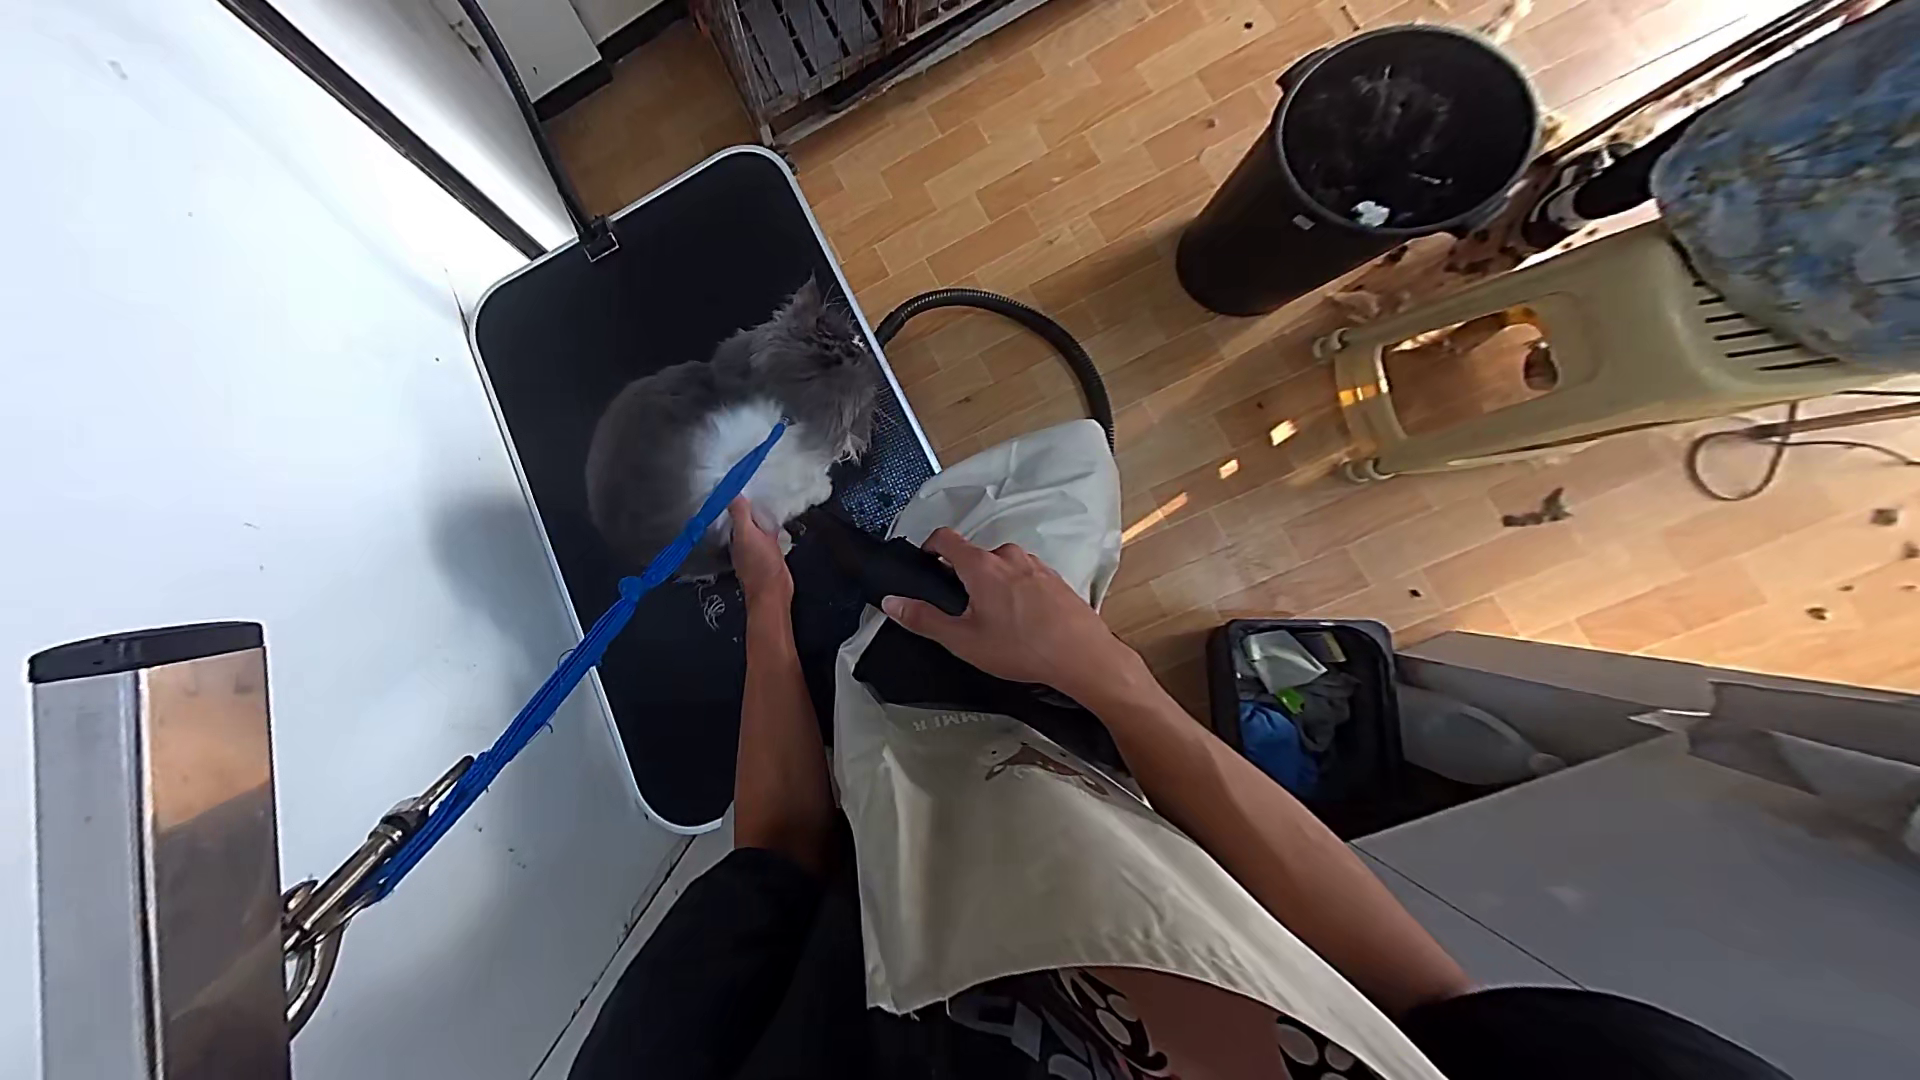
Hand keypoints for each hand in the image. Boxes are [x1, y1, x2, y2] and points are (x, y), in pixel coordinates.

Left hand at [728, 497, 792, 610]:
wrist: (774, 590)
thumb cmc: (760, 563)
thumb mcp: (748, 534)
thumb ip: (740, 514)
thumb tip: (731, 492)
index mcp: (736, 536)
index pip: (735, 513)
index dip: (739, 500)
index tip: (746, 482)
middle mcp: (744, 541)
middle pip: (747, 520)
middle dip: (752, 506)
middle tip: (764, 486)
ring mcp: (758, 549)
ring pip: (759, 527)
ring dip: (763, 516)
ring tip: (773, 499)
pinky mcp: (771, 554)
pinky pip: (770, 535)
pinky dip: (773, 527)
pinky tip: (781, 521)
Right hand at [880, 528, 1150, 707]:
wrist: (1082, 656)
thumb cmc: (1023, 647)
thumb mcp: (963, 640)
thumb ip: (924, 619)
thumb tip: (893, 603)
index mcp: (982, 566)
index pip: (946, 538)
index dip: (930, 546)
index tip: (926, 560)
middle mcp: (1009, 557)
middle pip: (975, 555)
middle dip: (964, 576)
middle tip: (962, 608)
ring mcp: (1035, 565)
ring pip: (1002, 566)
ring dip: (993, 584)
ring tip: (996, 620)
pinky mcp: (1054, 578)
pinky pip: (1026, 576)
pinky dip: (1017, 591)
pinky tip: (1023, 621)